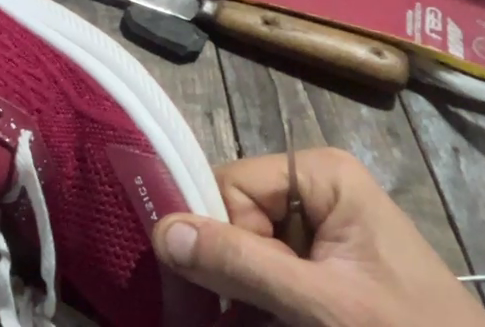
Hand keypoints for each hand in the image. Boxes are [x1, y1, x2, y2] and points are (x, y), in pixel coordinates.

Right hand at [153, 148, 484, 326]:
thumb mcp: (324, 305)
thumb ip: (242, 263)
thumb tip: (160, 229)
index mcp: (318, 173)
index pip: (230, 185)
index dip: (226, 236)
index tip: (247, 291)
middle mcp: (313, 188)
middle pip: (232, 216)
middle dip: (233, 268)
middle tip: (258, 315)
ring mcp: (318, 227)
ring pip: (243, 248)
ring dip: (243, 292)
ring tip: (269, 321)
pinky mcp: (322, 265)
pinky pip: (266, 271)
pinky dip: (259, 302)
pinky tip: (270, 321)